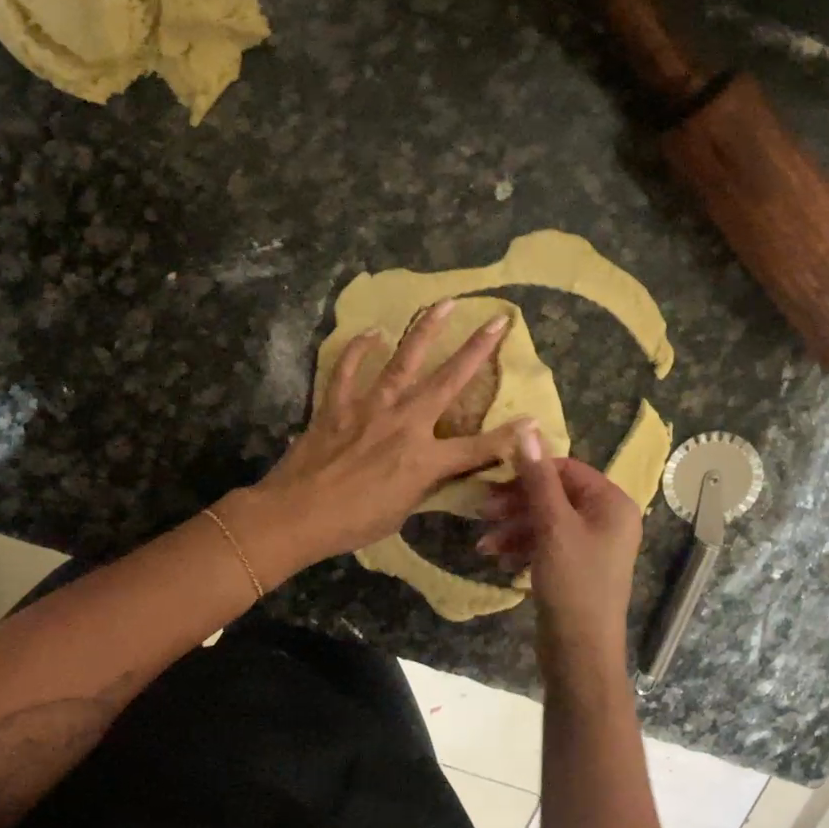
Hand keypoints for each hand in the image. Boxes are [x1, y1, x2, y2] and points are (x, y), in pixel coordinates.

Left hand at [231, 299, 530, 574]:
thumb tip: (442, 471)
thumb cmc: (351, 524)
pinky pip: (348, 370)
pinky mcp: (337, 405)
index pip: (477, 448)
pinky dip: (358, 349)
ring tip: (443, 304)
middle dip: (477, 350)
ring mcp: (369, 408)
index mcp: (423, 460)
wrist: (296, 515)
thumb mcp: (400, 513)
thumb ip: (424, 486)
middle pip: (448, 381)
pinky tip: (371, 332)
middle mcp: (403, 424)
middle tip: (497, 320)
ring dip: (425, 331)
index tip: (532, 419)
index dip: (508, 437)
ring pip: (403, 361)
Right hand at [478, 441, 642, 654]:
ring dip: (512, 527)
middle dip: (515, 502)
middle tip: (481, 510)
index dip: (528, 471)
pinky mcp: (575, 568)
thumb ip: (538, 478)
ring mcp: (592, 545)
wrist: (581, 653)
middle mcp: (607, 519)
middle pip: (554, 494)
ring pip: (545, 520)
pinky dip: (521, 547)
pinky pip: (546, 544)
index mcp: (612, 503)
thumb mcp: (552, 526)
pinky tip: (497, 559)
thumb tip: (527, 428)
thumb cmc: (573, 584)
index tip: (491, 480)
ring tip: (483, 545)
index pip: (566, 468)